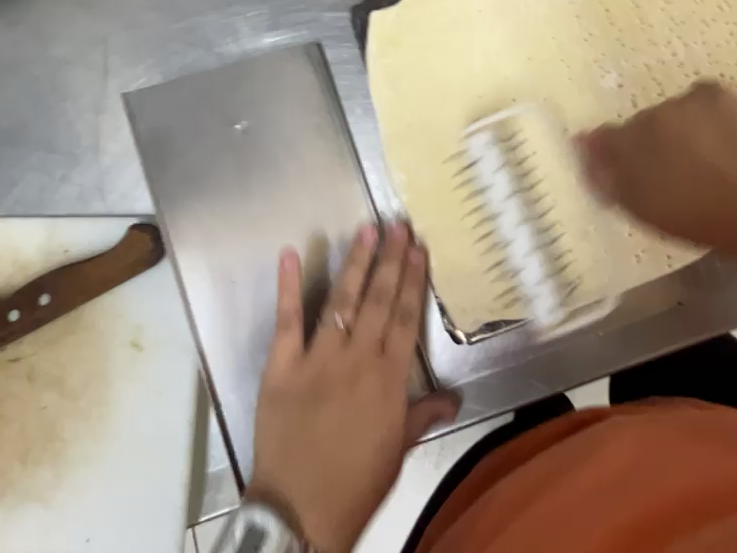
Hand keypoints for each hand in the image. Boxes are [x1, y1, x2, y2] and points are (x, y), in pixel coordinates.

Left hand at [249, 222, 460, 551]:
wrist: (300, 513)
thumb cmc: (356, 483)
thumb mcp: (398, 451)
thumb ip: (422, 415)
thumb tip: (454, 399)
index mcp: (389, 378)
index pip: (405, 318)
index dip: (413, 280)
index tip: (419, 249)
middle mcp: (357, 359)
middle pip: (379, 300)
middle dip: (390, 260)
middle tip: (397, 224)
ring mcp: (318, 360)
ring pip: (342, 302)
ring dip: (355, 264)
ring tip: (365, 231)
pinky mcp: (282, 367)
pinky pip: (287, 321)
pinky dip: (288, 286)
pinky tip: (289, 254)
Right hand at [577, 80, 736, 250]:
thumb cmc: (696, 219)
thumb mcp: (640, 207)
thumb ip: (604, 175)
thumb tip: (580, 142)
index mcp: (625, 144)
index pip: (605, 138)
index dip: (619, 154)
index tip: (640, 171)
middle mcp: (648, 116)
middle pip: (643, 124)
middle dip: (655, 143)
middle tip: (680, 172)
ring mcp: (684, 101)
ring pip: (675, 111)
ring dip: (683, 128)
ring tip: (709, 158)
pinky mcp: (718, 93)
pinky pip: (705, 99)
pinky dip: (710, 113)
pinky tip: (725, 138)